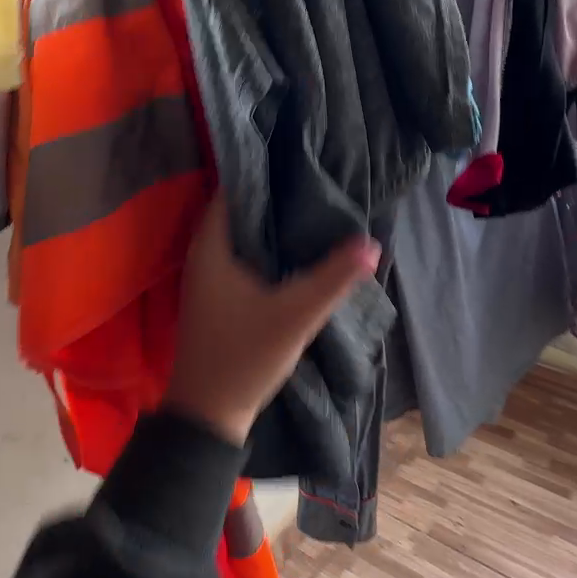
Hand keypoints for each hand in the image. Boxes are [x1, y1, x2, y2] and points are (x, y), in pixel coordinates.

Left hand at [164, 195, 380, 445]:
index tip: (301, 161)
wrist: (208, 416)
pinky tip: (297, 250)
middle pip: (241, 211)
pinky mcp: (219, 296)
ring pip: (244, 235)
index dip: (266, 172)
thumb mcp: (294, 316)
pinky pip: (244, 256)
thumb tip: (372, 244)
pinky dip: (267, 248)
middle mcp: (204, 254)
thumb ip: (333, 278)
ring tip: (314, 209)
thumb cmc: (243, 357)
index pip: (235, 189)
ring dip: (273, 225)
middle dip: (276, 197)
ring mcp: (209, 277)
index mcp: (211, 247)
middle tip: (316, 181)